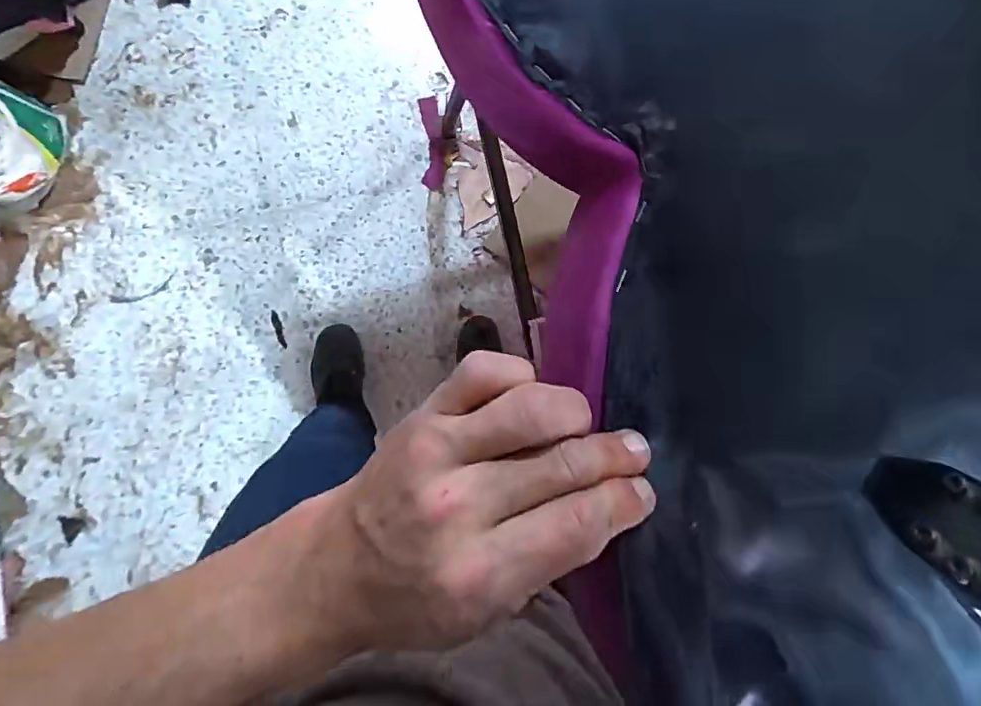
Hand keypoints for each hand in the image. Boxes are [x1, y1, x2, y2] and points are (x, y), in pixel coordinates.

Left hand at [286, 352, 654, 653]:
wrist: (337, 565)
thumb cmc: (420, 598)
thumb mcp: (489, 611)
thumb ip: (552, 560)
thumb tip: (616, 501)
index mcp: (477, 575)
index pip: (576, 524)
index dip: (623, 501)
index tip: (643, 491)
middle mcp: (456, 508)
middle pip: (564, 463)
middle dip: (616, 454)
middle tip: (636, 451)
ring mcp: (436, 449)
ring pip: (533, 407)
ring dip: (576, 412)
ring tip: (586, 423)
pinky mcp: (423, 412)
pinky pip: (487, 369)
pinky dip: (522, 375)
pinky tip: (530, 396)